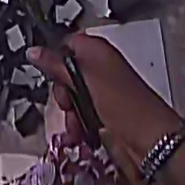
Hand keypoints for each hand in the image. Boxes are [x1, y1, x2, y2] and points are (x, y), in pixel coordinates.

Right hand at [29, 34, 184, 157]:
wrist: (151, 140)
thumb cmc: (120, 103)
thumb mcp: (83, 81)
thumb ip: (56, 65)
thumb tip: (33, 50)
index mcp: (95, 50)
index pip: (65, 44)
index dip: (56, 59)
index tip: (52, 76)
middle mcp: (99, 66)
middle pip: (66, 72)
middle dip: (62, 91)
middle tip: (67, 103)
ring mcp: (103, 90)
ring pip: (73, 95)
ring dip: (69, 112)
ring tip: (75, 126)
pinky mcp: (106, 112)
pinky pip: (83, 112)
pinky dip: (79, 122)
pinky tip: (81, 133)